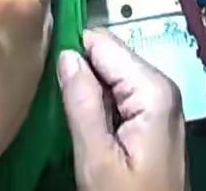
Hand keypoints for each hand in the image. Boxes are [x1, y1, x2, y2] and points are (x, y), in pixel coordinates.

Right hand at [58, 29, 187, 190]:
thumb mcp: (98, 162)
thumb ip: (83, 103)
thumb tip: (66, 53)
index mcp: (153, 87)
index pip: (105, 44)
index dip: (74, 50)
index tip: (44, 64)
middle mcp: (161, 84)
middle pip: (111, 57)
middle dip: (82, 68)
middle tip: (51, 91)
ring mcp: (160, 102)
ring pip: (113, 75)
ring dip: (88, 87)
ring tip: (63, 102)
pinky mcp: (154, 119)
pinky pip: (121, 95)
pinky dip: (100, 103)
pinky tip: (83, 118)